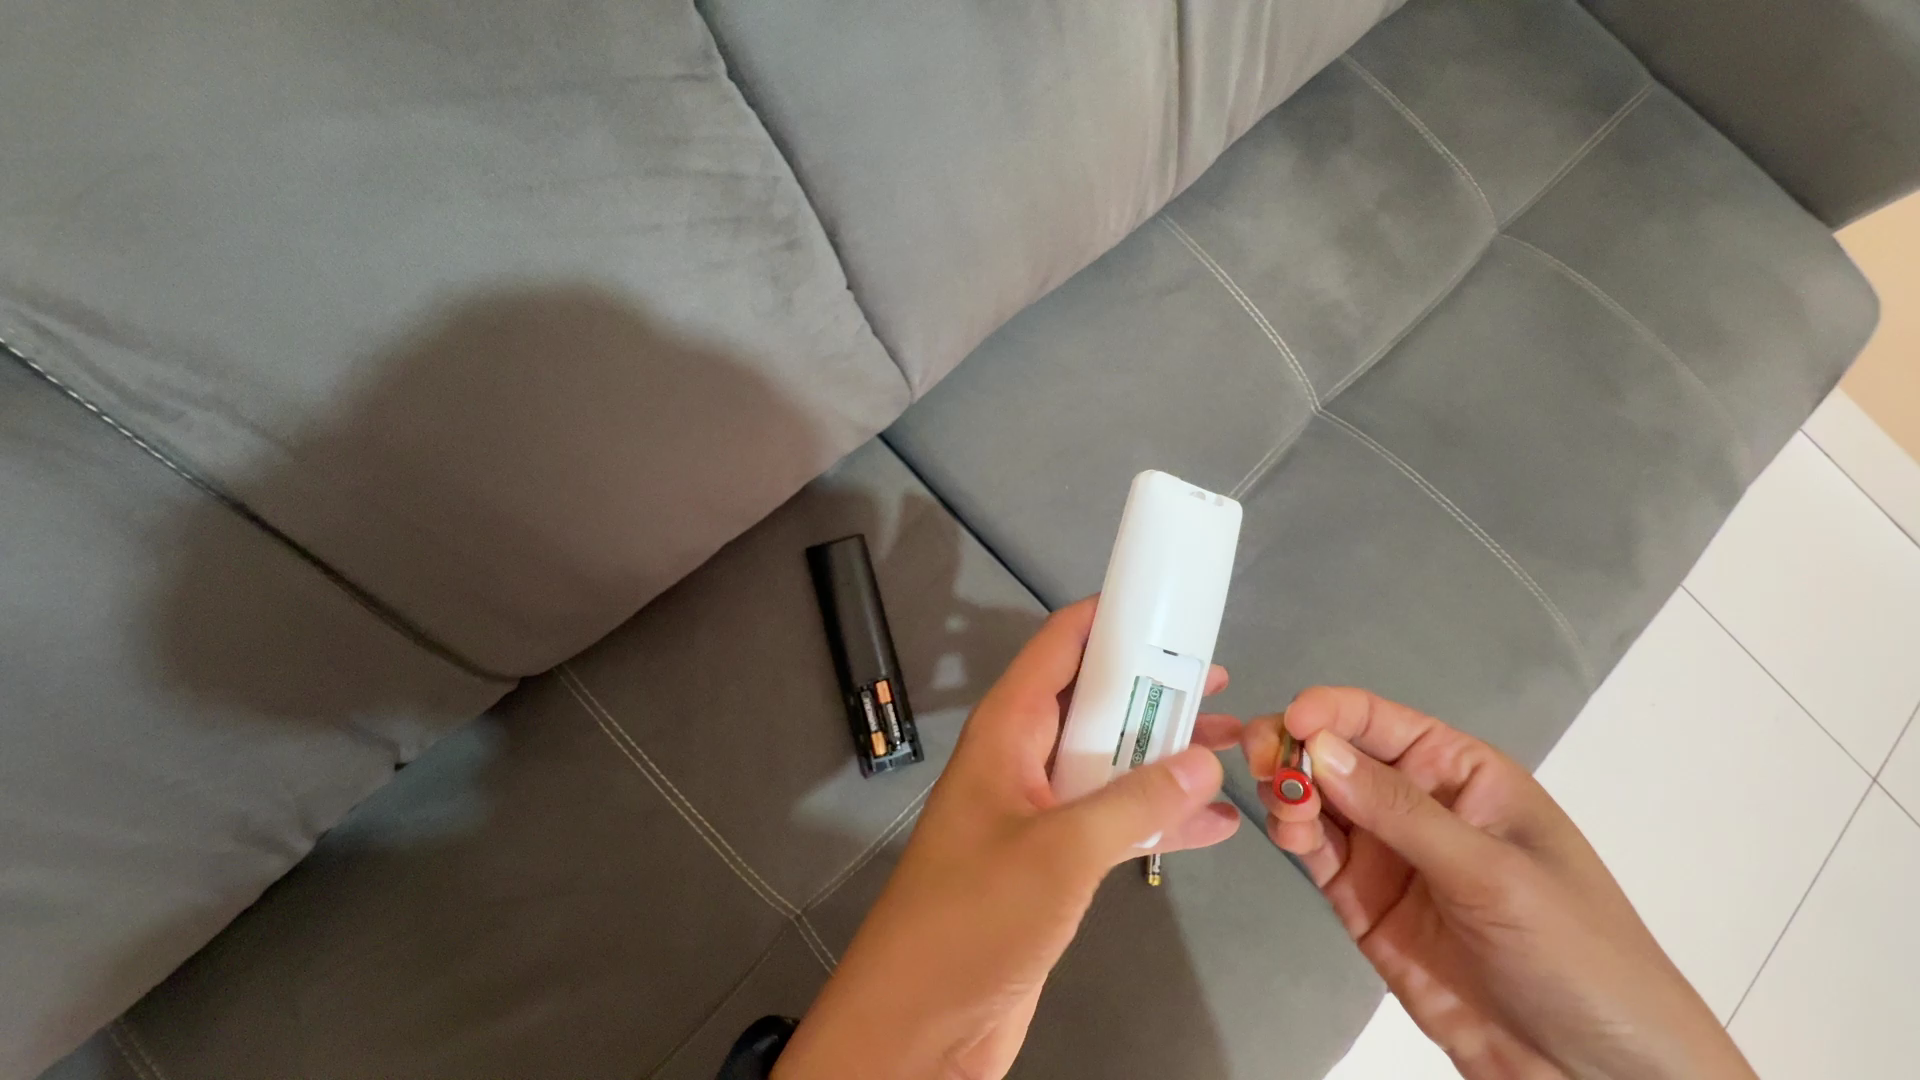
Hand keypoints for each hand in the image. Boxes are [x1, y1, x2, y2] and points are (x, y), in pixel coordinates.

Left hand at [775, 597, 1242, 1079]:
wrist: (922, 1020)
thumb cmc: (975, 917)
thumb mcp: (1060, 851)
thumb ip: (1134, 800)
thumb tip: (1206, 759)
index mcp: (1007, 731)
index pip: (1058, 648)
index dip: (1107, 619)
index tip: (1165, 605)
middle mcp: (1021, 758)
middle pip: (1092, 701)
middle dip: (1150, 688)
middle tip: (1214, 677)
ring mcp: (1037, 810)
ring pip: (1108, 761)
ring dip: (1164, 752)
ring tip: (1230, 739)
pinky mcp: (1053, 860)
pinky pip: (1112, 819)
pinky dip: (1158, 816)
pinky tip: (1214, 823)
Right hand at [1245, 687, 1756, 1079]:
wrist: (1591, 1076)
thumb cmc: (1575, 954)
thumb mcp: (1493, 874)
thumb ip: (1400, 810)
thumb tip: (1317, 747)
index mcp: (1459, 772)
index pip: (1379, 721)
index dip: (1330, 711)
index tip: (1290, 724)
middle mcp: (1413, 800)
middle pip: (1335, 753)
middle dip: (1293, 746)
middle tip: (1261, 758)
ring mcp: (1383, 850)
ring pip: (1314, 797)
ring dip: (1287, 789)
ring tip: (1286, 809)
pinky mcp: (1359, 896)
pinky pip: (1313, 849)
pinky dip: (1290, 832)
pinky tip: (1288, 832)